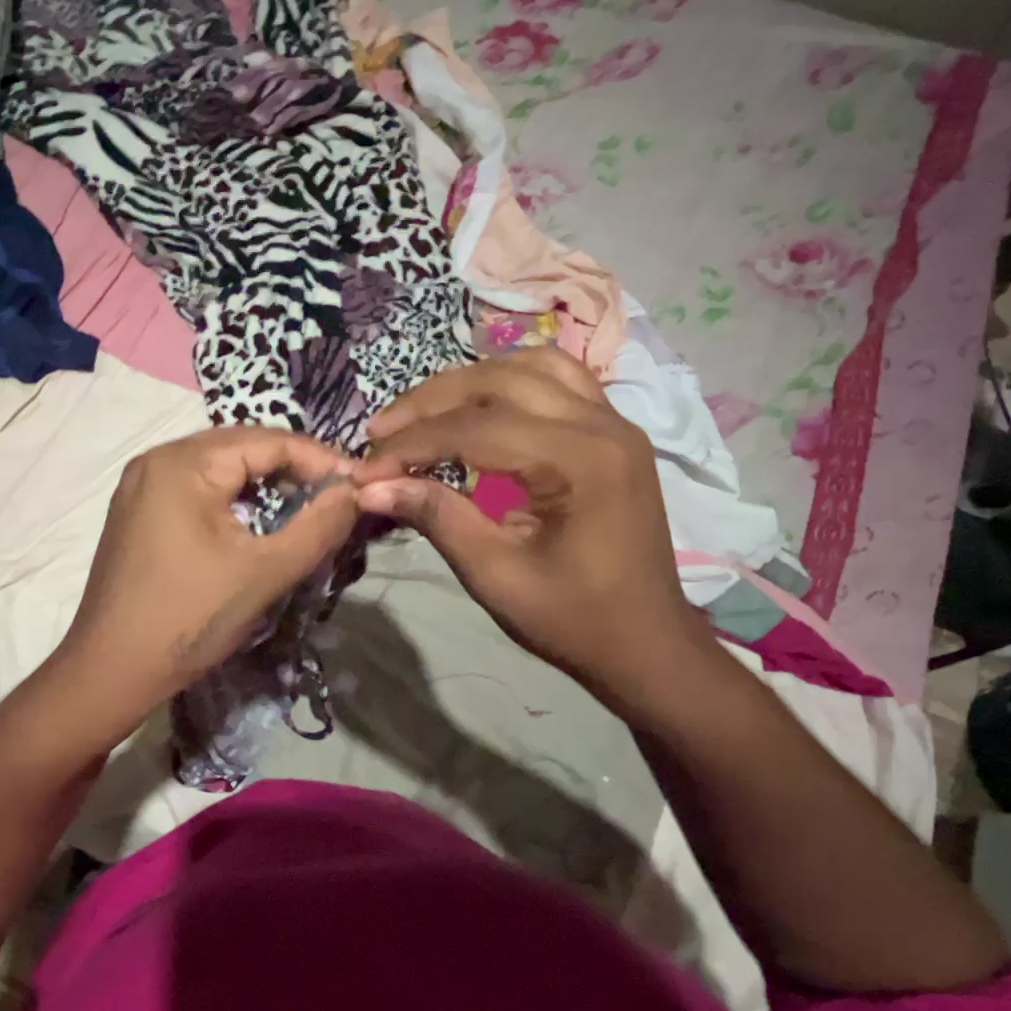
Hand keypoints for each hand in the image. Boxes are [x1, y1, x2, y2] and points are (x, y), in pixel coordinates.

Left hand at [58, 427, 359, 711]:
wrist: (111, 671)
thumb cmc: (189, 618)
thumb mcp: (265, 572)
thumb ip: (318, 526)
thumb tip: (354, 491)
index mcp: (182, 463)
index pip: (268, 440)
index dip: (320, 460)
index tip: (361, 485)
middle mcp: (156, 459)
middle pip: (242, 447)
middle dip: (293, 470)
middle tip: (338, 497)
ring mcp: (141, 486)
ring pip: (220, 468)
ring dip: (265, 485)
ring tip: (306, 509)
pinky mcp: (137, 513)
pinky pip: (197, 490)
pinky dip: (234, 500)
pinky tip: (258, 523)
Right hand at [353, 348, 706, 688]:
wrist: (645, 643)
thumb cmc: (572, 620)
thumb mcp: (495, 575)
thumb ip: (437, 517)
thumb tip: (370, 487)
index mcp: (579, 462)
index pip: (476, 429)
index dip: (411, 445)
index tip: (364, 471)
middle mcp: (602, 426)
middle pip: (499, 381)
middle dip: (430, 403)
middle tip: (379, 432)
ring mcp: (614, 423)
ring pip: (530, 366)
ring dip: (469, 382)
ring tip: (422, 414)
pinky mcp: (613, 432)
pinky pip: (557, 379)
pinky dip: (508, 381)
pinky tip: (477, 405)